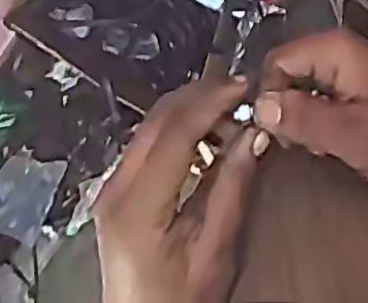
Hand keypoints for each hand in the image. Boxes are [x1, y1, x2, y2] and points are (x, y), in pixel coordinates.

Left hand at [96, 77, 268, 302]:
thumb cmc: (181, 302)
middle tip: (241, 91)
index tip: (244, 87)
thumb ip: (233, 189)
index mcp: (137, 206)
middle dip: (203, 95)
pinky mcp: (118, 185)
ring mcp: (112, 183)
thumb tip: (255, 132)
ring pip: (153, 122)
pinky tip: (208, 134)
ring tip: (231, 112)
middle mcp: (116, 186)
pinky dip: (181, 125)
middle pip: (160, 117)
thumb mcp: (214, 253)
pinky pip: (150, 138)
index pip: (176, 132)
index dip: (212, 101)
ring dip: (192, 107)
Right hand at [253, 29, 367, 187]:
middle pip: (287, 68)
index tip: (277, 131)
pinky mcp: (355, 78)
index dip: (269, 95)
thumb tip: (259, 107)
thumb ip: (301, 117)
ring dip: (302, 113)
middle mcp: (337, 46)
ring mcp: (347, 60)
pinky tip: (331, 138)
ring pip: (301, 81)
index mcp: (334, 49)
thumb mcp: (349, 135)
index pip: (276, 60)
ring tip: (320, 143)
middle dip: (286, 106)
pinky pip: (319, 89)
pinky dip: (317, 113)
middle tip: (302, 142)